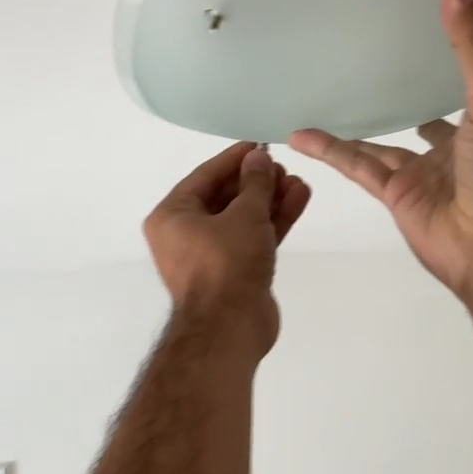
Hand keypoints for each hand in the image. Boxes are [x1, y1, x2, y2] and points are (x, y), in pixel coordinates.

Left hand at [144, 142, 310, 351]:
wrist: (231, 328)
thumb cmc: (226, 263)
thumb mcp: (244, 215)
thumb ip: (255, 183)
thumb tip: (259, 158)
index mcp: (172, 216)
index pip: (204, 176)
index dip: (234, 159)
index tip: (260, 145)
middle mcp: (186, 234)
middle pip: (225, 198)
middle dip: (258, 182)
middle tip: (284, 168)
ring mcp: (212, 256)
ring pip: (243, 219)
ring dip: (271, 201)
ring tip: (299, 183)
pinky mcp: (235, 273)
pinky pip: (253, 239)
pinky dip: (273, 222)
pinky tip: (299, 201)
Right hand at [290, 0, 472, 296]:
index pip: (467, 76)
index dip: (451, 52)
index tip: (425, 23)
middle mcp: (457, 144)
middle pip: (423, 111)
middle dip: (402, 91)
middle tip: (368, 58)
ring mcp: (425, 172)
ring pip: (383, 141)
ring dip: (357, 121)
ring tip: (325, 90)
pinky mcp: (397, 195)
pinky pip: (359, 167)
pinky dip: (332, 151)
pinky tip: (303, 133)